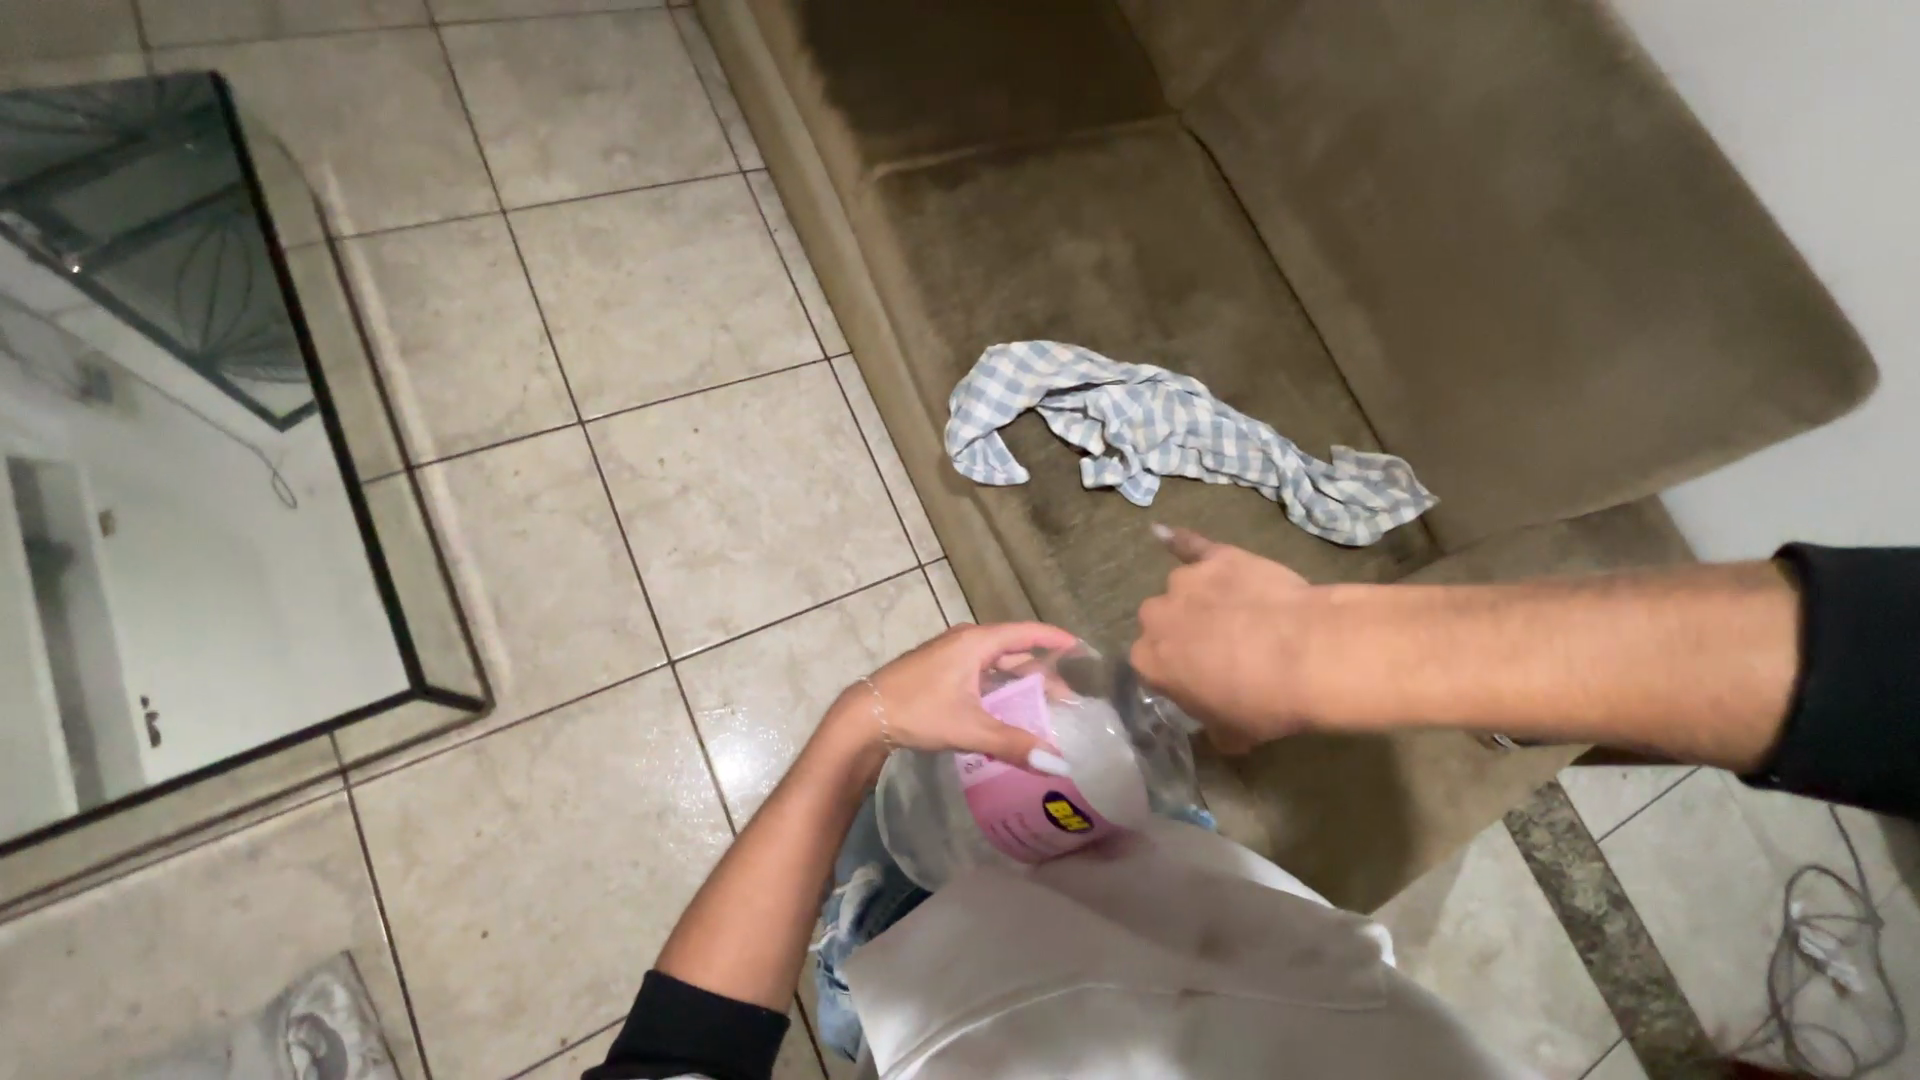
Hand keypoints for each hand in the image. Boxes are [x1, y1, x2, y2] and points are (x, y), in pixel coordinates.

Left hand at [824, 622, 1080, 773]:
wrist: (864, 717)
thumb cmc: (918, 711)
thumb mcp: (969, 728)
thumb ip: (1014, 744)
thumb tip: (1058, 764)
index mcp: (976, 642)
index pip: (1027, 633)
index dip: (1055, 639)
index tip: (1082, 649)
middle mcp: (966, 641)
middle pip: (1014, 650)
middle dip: (1043, 671)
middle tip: (1070, 695)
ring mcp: (950, 655)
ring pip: (996, 664)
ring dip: (1020, 681)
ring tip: (1046, 704)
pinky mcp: (940, 671)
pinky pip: (981, 673)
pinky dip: (1000, 687)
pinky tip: (1009, 709)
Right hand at [1131, 526, 1316, 752]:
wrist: (1310, 654)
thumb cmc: (1265, 701)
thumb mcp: (1233, 735)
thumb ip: (1211, 728)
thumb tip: (1215, 730)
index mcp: (1150, 662)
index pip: (1152, 666)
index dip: (1178, 674)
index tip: (1202, 681)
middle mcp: (1155, 617)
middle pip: (1162, 624)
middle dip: (1184, 634)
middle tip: (1221, 649)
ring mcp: (1185, 581)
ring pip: (1184, 591)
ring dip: (1200, 600)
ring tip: (1238, 613)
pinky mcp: (1217, 556)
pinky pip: (1191, 546)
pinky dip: (1180, 542)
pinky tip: (1166, 534)